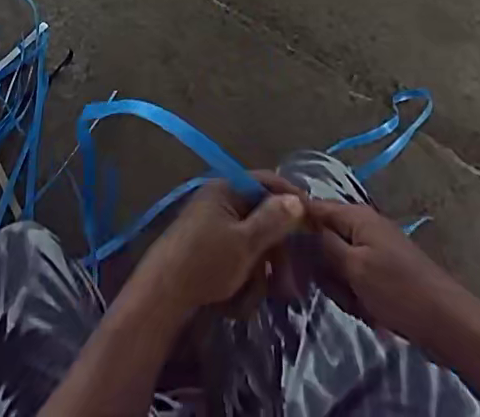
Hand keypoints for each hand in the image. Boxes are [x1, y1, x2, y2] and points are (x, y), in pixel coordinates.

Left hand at [131, 175, 305, 314]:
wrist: (164, 294)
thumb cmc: (205, 262)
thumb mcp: (245, 242)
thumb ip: (273, 220)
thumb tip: (297, 199)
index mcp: (225, 190)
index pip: (266, 182)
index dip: (292, 199)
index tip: (315, 221)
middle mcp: (220, 202)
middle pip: (263, 217)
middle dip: (277, 251)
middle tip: (290, 283)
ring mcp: (214, 226)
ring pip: (253, 243)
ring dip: (262, 270)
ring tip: (264, 294)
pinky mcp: (210, 249)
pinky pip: (239, 257)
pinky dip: (245, 276)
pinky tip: (241, 297)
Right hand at [306, 199, 472, 341]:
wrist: (451, 326)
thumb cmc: (399, 291)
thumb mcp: (353, 266)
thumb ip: (322, 243)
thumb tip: (296, 221)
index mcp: (355, 215)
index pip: (310, 207)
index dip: (293, 223)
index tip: (281, 247)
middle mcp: (363, 226)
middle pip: (322, 239)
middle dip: (322, 266)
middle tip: (331, 286)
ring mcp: (374, 250)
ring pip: (336, 263)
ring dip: (340, 285)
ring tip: (355, 303)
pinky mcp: (383, 273)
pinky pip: (355, 279)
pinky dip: (356, 295)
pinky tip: (368, 311)